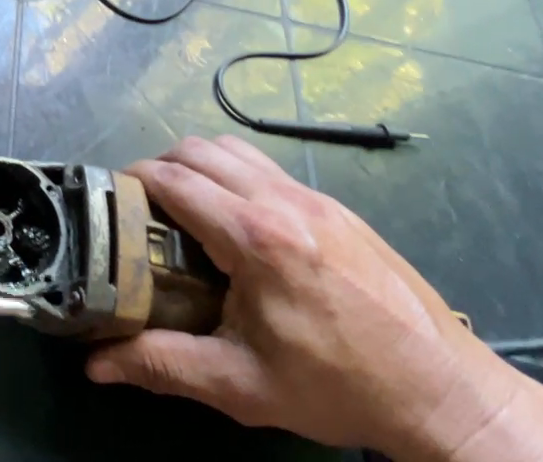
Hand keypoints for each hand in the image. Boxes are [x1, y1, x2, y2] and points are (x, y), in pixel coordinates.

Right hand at [87, 137, 542, 458]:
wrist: (447, 395)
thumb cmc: (338, 389)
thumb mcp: (241, 385)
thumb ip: (162, 364)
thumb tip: (95, 364)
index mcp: (255, 239)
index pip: (173, 179)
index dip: (131, 180)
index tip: (110, 201)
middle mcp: (281, 201)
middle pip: (197, 149)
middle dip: (158, 167)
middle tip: (142, 207)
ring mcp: (314, 197)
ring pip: (232, 147)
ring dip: (196, 164)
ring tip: (184, 206)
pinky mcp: (336, 204)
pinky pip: (265, 165)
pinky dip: (233, 172)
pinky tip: (235, 218)